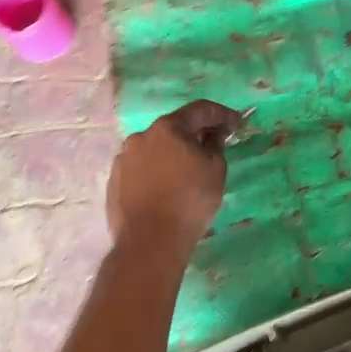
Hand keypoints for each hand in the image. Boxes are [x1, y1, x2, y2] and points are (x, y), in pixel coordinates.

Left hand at [105, 99, 241, 254]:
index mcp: (167, 128)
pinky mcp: (114, 183)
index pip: (199, 110)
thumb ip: (215, 144)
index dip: (222, 114)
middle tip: (213, 144)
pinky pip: (142, 169)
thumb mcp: (215, 168)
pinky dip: (157, 171)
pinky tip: (167, 187)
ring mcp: (123, 160)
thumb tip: (212, 135)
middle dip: (195, 133)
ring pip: (155, 149)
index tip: (236, 124)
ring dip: (173, 153)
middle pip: (174, 128)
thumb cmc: (189, 200)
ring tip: (188, 170)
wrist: (150, 241)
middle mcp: (141, 137)